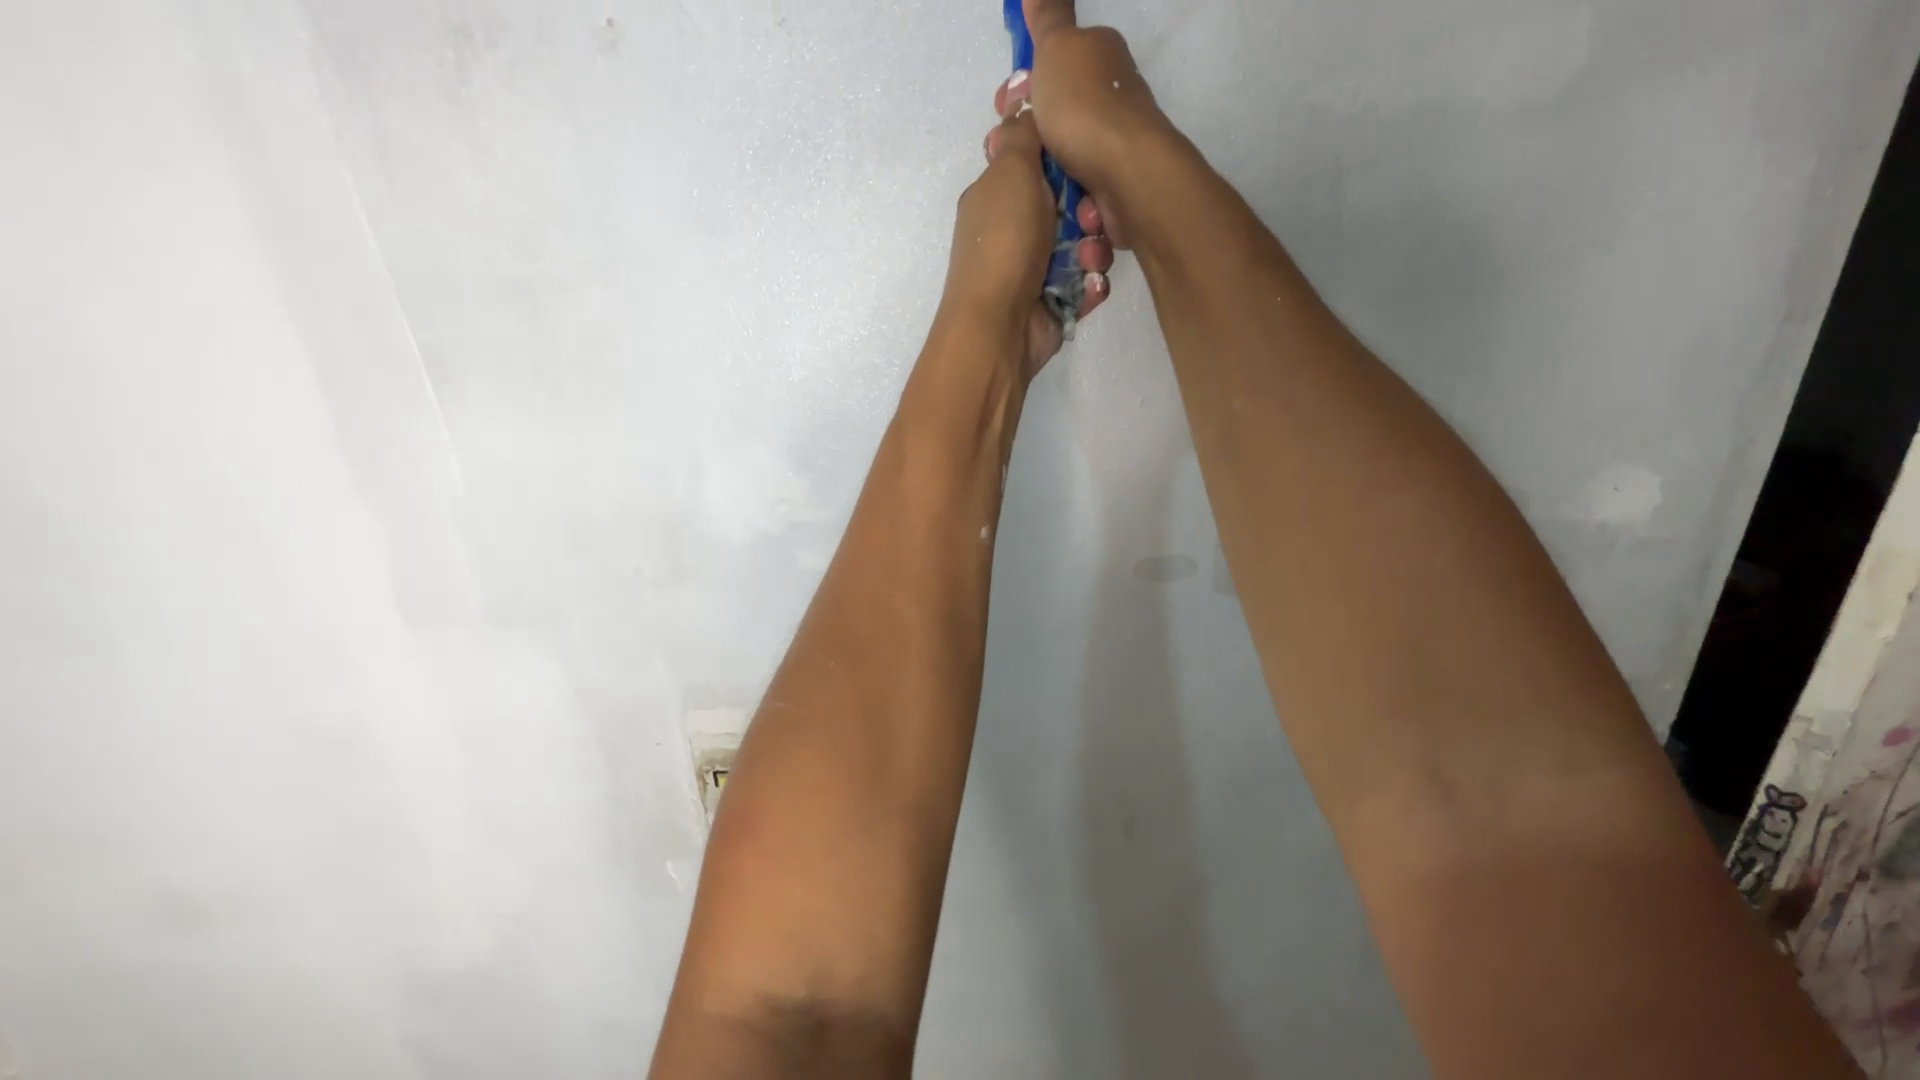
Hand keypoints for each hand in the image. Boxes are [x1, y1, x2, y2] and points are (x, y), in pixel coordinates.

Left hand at [943, 72, 1114, 376]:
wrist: (999, 325)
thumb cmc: (1004, 243)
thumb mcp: (1010, 173)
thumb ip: (1022, 137)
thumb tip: (1022, 107)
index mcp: (996, 195)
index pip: (1038, 163)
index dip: (1065, 161)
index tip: (1082, 161)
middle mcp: (1013, 229)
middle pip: (1070, 205)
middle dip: (1088, 211)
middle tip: (1088, 220)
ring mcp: (1032, 267)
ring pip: (1083, 244)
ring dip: (1092, 251)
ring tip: (1085, 262)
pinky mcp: (1052, 300)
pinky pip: (1084, 282)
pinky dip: (1088, 284)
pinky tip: (1086, 287)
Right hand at [1007, 0, 1179, 248]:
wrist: (1126, 173)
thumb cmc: (1085, 106)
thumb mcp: (1058, 47)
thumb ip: (1047, 17)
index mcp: (1100, 59)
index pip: (1052, 68)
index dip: (1023, 87)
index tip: (1004, 106)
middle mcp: (1111, 99)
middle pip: (1054, 117)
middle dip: (1027, 136)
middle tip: (1005, 149)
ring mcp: (1113, 146)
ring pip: (1062, 160)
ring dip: (1042, 172)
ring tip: (1032, 182)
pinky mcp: (1114, 187)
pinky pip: (1079, 195)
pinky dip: (1067, 201)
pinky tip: (1061, 203)